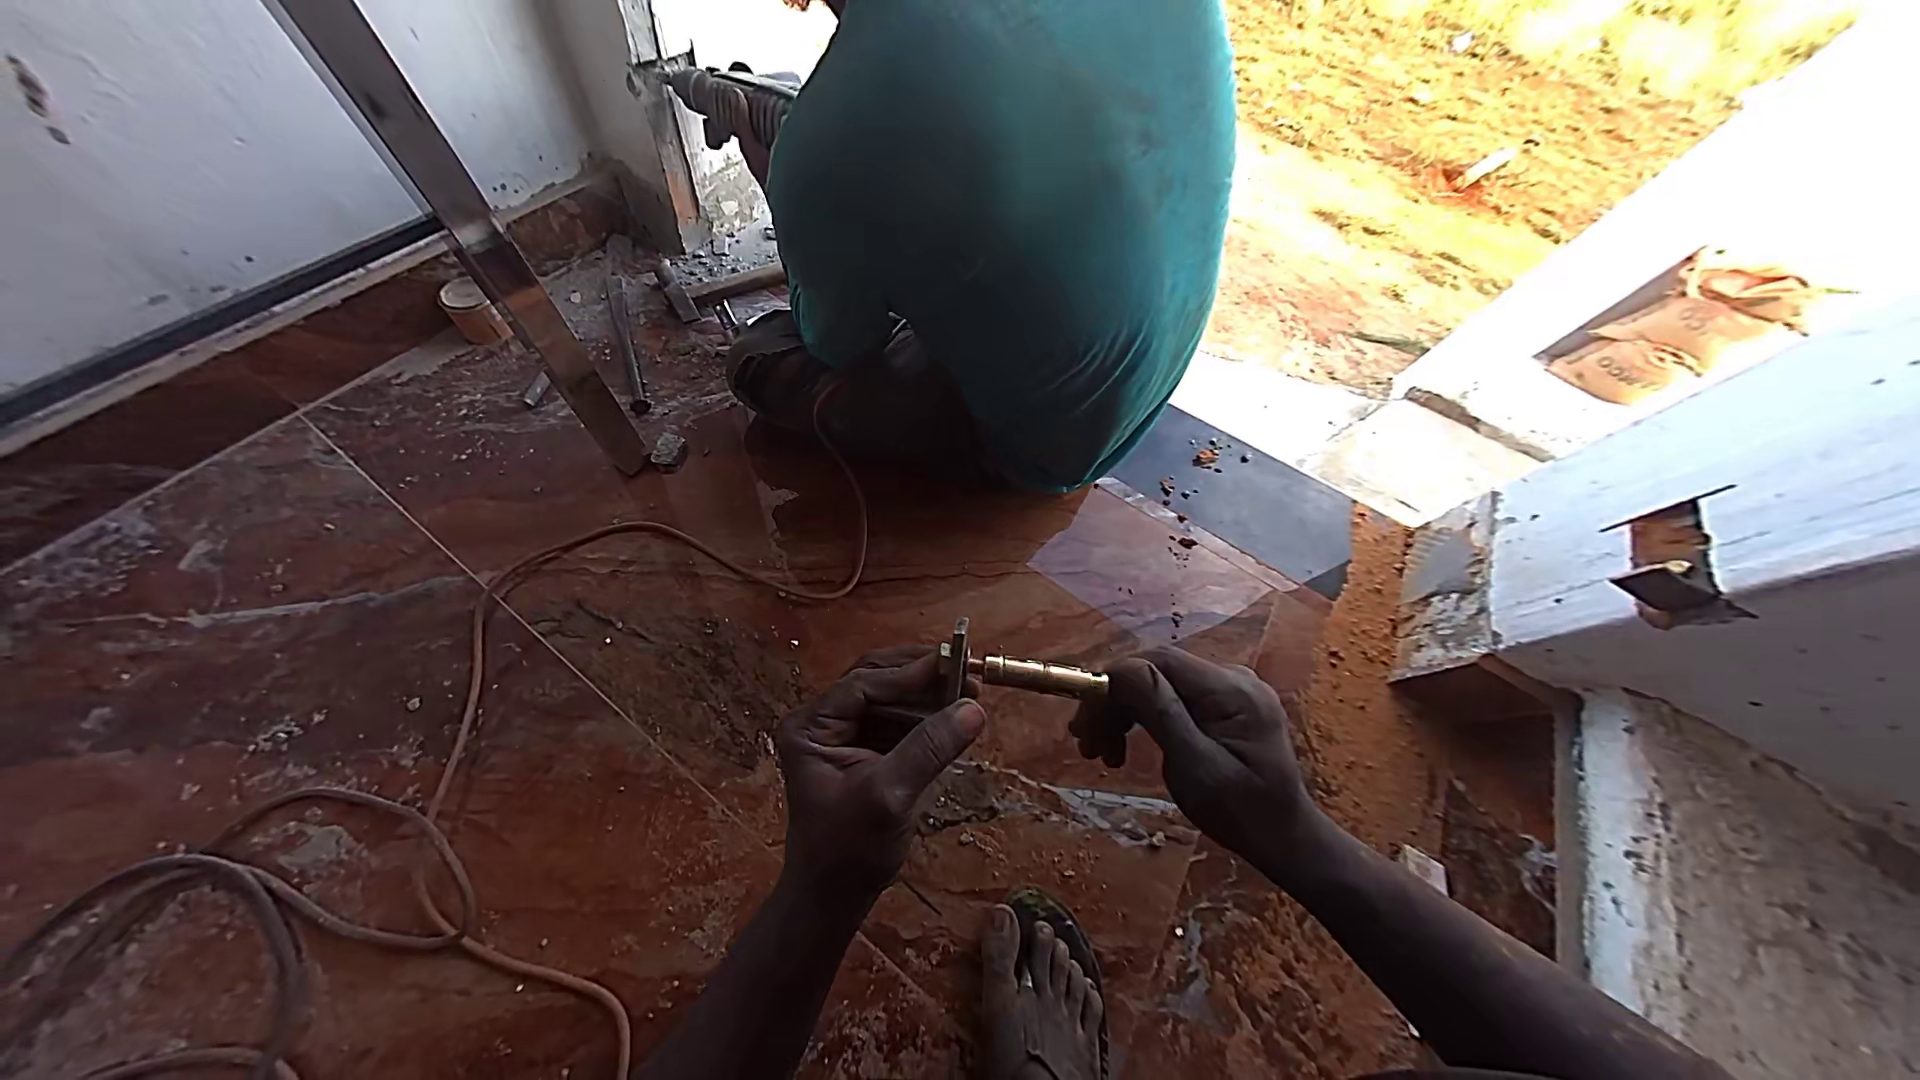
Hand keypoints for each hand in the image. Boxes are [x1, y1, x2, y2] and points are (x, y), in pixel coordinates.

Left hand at [776, 646, 985, 902]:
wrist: (834, 897)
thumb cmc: (849, 852)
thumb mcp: (889, 796)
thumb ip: (929, 748)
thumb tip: (973, 709)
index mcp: (811, 727)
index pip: (862, 684)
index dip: (908, 672)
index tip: (951, 663)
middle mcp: (824, 722)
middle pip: (875, 679)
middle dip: (920, 675)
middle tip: (964, 669)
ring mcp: (845, 734)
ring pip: (890, 695)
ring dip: (928, 692)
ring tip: (968, 690)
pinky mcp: (867, 748)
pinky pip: (899, 718)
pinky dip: (927, 714)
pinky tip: (953, 714)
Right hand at [1070, 647, 1315, 864]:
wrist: (1283, 840)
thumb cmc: (1242, 813)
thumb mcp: (1197, 768)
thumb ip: (1161, 713)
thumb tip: (1120, 671)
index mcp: (1232, 691)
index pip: (1158, 662)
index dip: (1113, 681)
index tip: (1084, 719)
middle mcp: (1231, 678)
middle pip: (1154, 672)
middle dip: (1113, 702)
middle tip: (1085, 742)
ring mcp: (1228, 688)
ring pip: (1156, 684)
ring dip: (1122, 713)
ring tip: (1100, 752)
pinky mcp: (1221, 702)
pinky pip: (1169, 697)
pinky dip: (1141, 718)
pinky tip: (1125, 745)